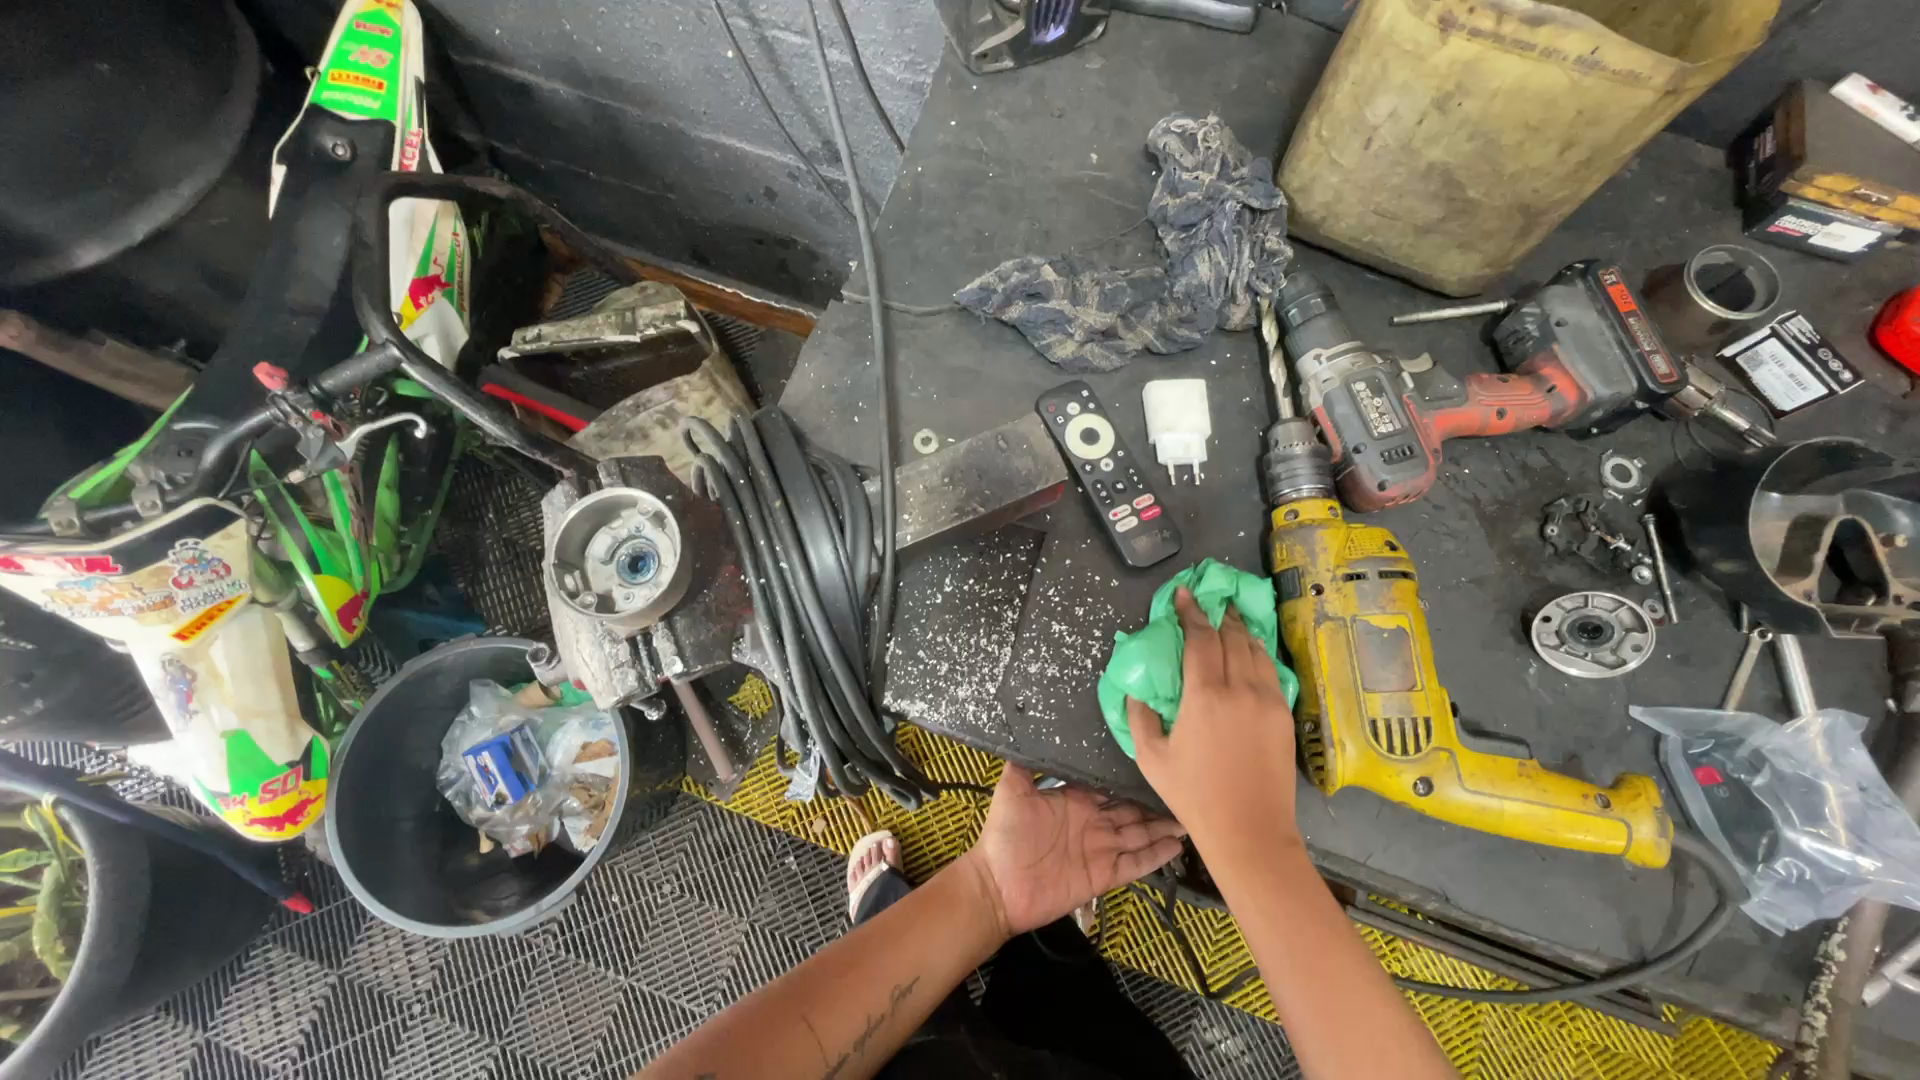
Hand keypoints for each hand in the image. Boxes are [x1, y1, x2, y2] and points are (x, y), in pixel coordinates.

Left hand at [962, 765, 1185, 937]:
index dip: (1128, 778)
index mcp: (1074, 801)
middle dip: (1153, 802)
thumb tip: (1028, 732)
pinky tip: (1177, 845)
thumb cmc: (1003, 837)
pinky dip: (1156, 855)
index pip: (1108, 787)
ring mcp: (1100, 850)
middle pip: (1131, 810)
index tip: (1152, 762)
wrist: (997, 886)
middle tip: (1182, 787)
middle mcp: (1092, 823)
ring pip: (1138, 835)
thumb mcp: (1011, 792)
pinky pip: (1135, 864)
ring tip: (1188, 815)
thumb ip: (1024, 765)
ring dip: (1161, 827)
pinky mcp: (1103, 875)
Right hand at [1126, 587, 1299, 853]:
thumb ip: (1139, 716)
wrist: (1250, 830)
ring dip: (1240, 630)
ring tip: (1230, 619)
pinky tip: (1251, 651)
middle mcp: (1240, 688)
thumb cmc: (1194, 795)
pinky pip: (1271, 671)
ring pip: (1255, 649)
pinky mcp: (1284, 715)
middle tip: (1209, 601)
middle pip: (1231, 636)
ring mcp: (1267, 700)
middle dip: (1218, 614)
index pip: (1200, 638)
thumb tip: (1137, 689)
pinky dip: (1258, 653)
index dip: (1191, 611)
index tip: (1184, 594)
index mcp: (1204, 695)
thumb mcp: (1151, 758)